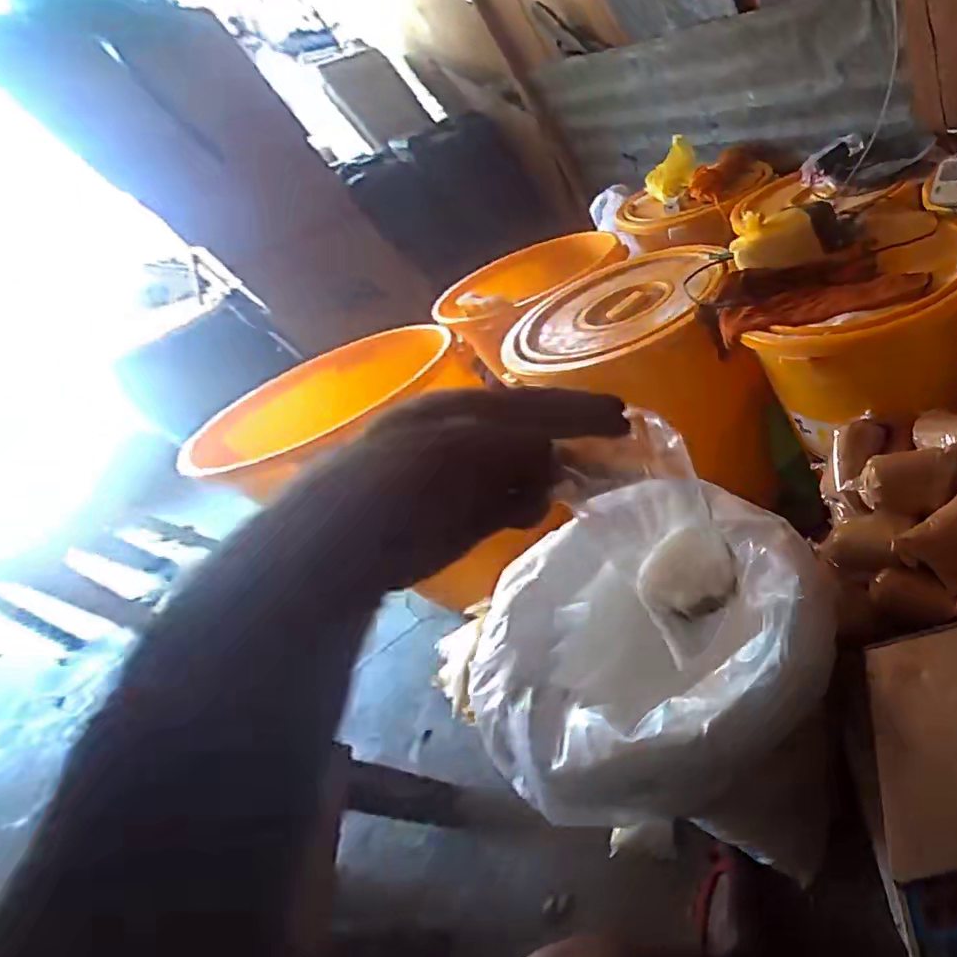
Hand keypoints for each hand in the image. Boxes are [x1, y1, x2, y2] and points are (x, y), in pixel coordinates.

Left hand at [274, 387, 627, 591]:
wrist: (334, 553)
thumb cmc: (399, 490)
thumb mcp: (464, 453)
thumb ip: (517, 448)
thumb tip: (552, 460)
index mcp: (460, 411)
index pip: (534, 403)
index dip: (579, 409)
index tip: (621, 414)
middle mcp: (465, 437)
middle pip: (536, 429)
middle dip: (574, 432)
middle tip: (617, 431)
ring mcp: (465, 476)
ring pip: (529, 466)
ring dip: (553, 472)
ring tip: (578, 480)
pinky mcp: (463, 515)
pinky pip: (514, 501)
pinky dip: (530, 504)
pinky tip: (530, 512)